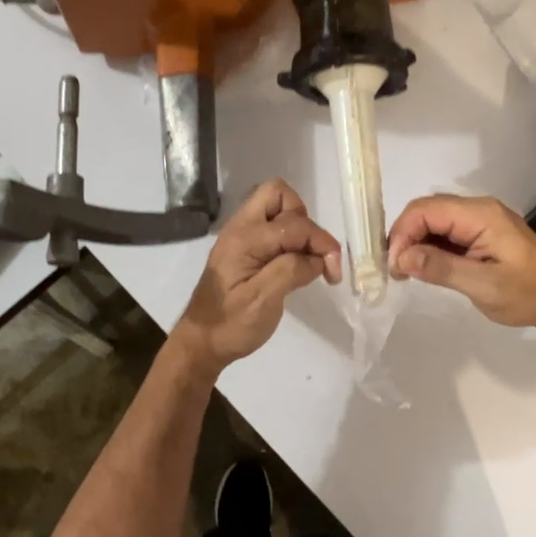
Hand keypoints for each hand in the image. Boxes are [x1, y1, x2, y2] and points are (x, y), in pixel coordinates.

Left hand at [171, 179, 341, 372]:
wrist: (202, 343)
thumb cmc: (231, 325)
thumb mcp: (263, 302)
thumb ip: (291, 271)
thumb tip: (318, 258)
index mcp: (244, 239)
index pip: (294, 223)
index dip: (321, 243)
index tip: (334, 272)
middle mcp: (241, 228)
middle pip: (278, 193)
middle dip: (304, 220)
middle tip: (312, 254)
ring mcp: (241, 236)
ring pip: (276, 207)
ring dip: (298, 228)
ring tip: (307, 261)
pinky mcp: (245, 248)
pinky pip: (272, 226)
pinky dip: (290, 238)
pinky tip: (296, 266)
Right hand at [387, 194, 535, 336]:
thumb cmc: (528, 294)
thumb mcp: (483, 285)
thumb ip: (441, 268)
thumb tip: (401, 257)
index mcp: (481, 215)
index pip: (426, 210)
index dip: (403, 233)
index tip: (393, 265)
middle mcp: (478, 210)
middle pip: (427, 211)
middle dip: (405, 237)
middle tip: (395, 270)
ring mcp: (481, 221)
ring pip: (435, 222)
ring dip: (415, 243)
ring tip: (404, 272)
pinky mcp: (481, 235)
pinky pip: (447, 233)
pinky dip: (430, 248)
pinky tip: (423, 268)